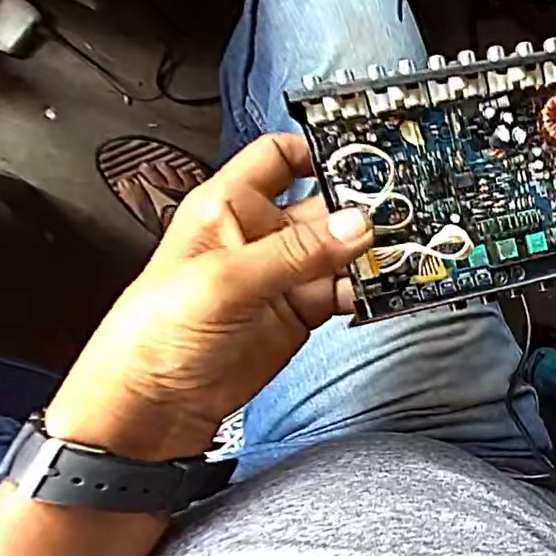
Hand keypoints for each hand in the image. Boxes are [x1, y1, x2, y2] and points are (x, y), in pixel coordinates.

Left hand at [44, 133, 373, 459]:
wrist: (159, 402)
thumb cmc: (158, 332)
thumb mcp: (226, 281)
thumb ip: (295, 253)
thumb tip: (355, 225)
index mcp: (230, 207)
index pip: (279, 158)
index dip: (318, 153)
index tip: (363, 163)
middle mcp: (264, 235)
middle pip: (325, 207)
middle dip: (360, 211)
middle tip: (396, 219)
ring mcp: (287, 273)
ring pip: (342, 250)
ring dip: (370, 254)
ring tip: (397, 257)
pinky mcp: (304, 308)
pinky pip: (346, 289)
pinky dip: (367, 290)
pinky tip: (380, 290)